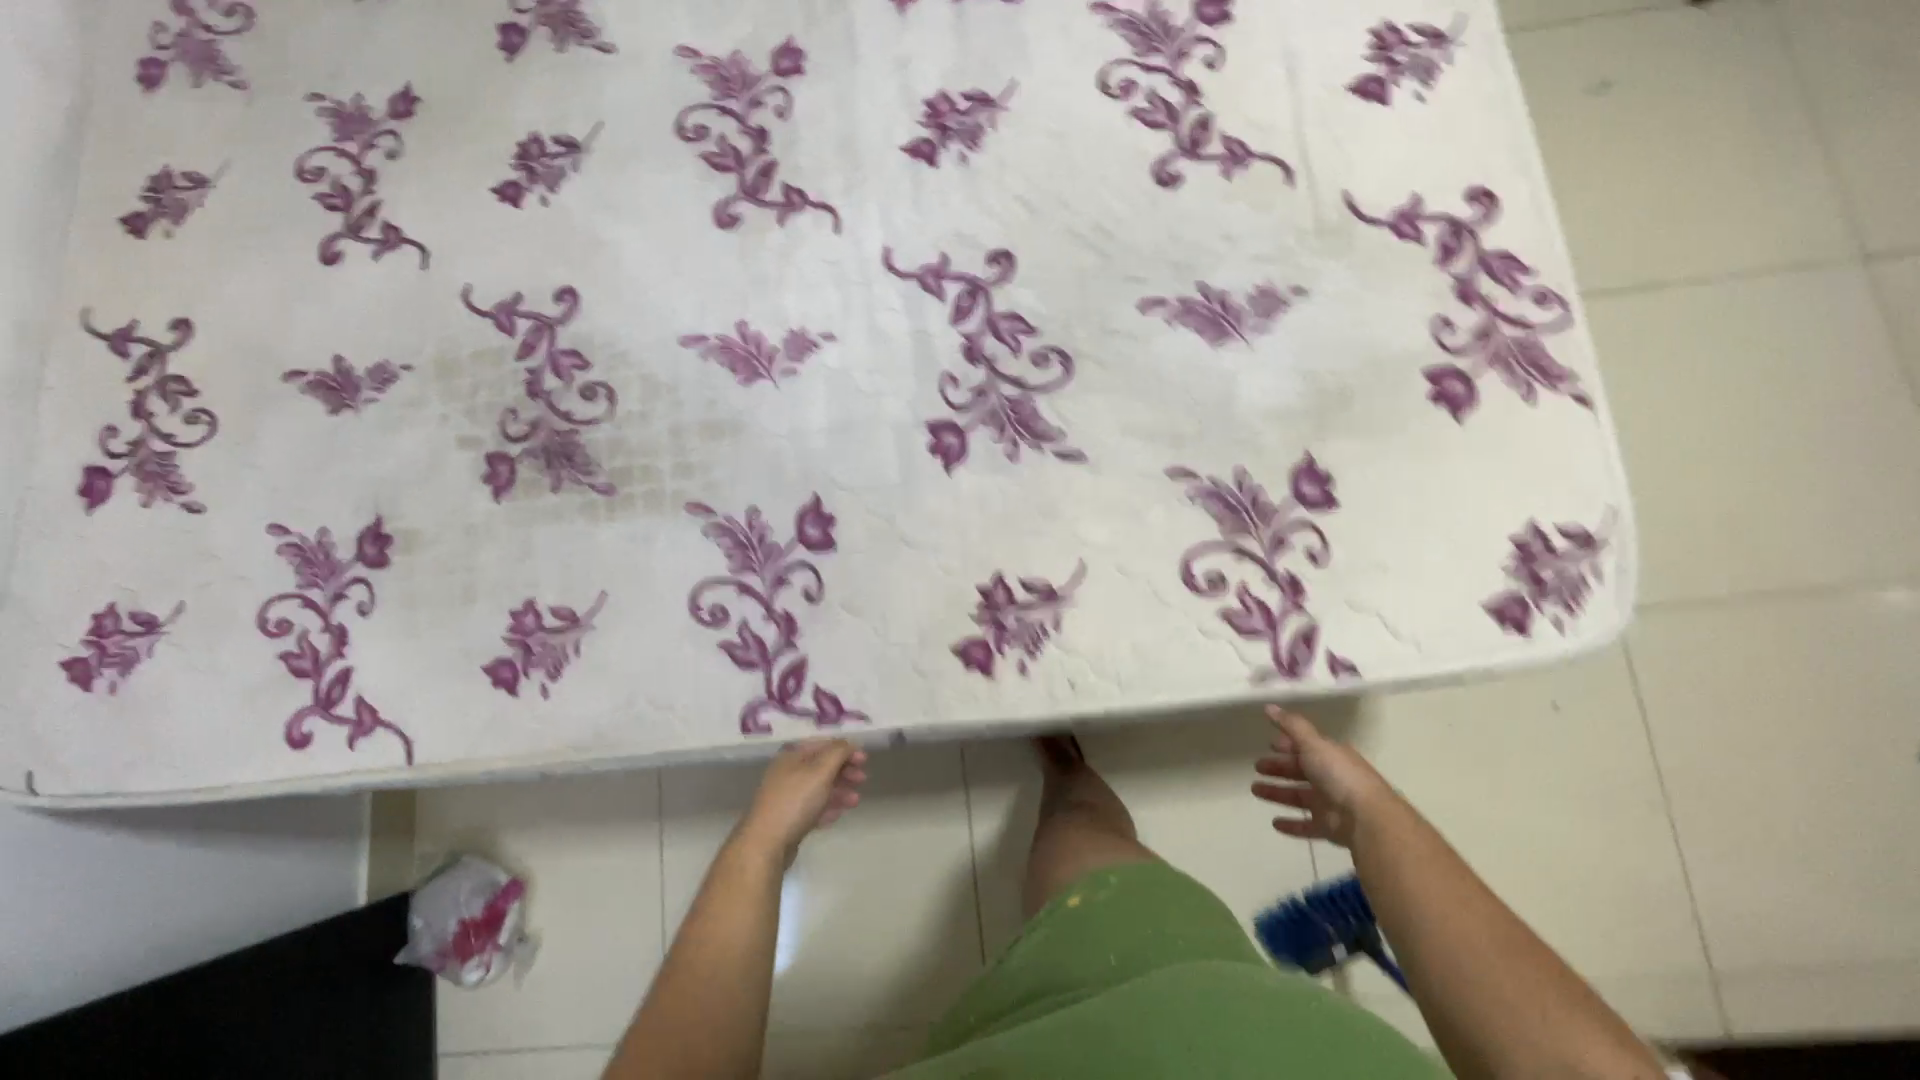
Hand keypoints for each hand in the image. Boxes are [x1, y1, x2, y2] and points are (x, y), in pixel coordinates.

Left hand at [735, 739, 867, 863]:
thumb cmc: (795, 801)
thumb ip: (838, 752)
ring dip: (839, 791)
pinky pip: (812, 807)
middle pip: (821, 766)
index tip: (865, 760)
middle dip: (844, 771)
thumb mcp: (820, 770)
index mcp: (792, 755)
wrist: (767, 842)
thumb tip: (849, 743)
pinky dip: (827, 808)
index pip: (823, 744)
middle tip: (862, 780)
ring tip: (855, 801)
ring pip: (818, 788)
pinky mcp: (788, 817)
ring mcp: (787, 796)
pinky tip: (838, 815)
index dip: (845, 749)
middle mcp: (787, 772)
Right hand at [1252, 706, 1396, 848]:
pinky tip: (1274, 823)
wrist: (1366, 817)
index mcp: (1331, 755)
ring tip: (1255, 790)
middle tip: (1257, 767)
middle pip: (1300, 771)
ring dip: (1278, 793)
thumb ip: (1291, 726)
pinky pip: (1306, 825)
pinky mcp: (1328, 827)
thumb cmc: (1339, 775)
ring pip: (1299, 796)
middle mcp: (1331, 777)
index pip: (1306, 747)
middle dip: (1279, 768)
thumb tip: (1269, 706)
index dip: (1288, 745)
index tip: (1269, 744)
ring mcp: (1330, 803)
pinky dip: (1291, 824)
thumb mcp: (1314, 744)